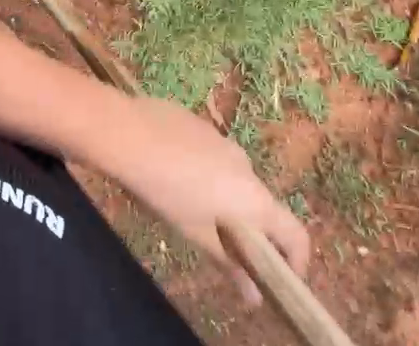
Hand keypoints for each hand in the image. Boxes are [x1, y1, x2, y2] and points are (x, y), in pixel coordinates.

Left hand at [76, 96, 309, 305]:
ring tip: (190, 202)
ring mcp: (221, 139)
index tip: (282, 275)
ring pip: (232, 175)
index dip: (295, 259)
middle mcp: (247, 166)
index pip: (295, 234)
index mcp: (255, 198)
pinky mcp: (196, 122)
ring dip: (222, 192)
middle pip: (261, 203)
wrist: (123, 132)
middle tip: (224, 240)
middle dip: (249, 225)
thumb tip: (254, 297)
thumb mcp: (194, 232)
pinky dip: (200, 165)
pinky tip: (170, 168)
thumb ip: (228, 262)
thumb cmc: (163, 189)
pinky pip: (208, 151)